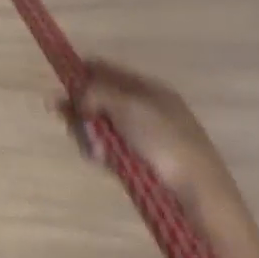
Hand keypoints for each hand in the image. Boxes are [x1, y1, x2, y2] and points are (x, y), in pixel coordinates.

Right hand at [58, 59, 234, 207]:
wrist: (196, 188)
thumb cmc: (163, 138)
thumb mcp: (127, 104)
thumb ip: (93, 92)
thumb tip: (69, 98)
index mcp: (145, 88)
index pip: (101, 70)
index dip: (78, 74)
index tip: (62, 88)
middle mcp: (139, 107)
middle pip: (93, 99)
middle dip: (79, 110)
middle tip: (69, 120)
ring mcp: (137, 134)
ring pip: (94, 125)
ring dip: (87, 134)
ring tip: (94, 148)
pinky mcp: (133, 158)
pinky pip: (103, 147)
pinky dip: (97, 151)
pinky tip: (100, 159)